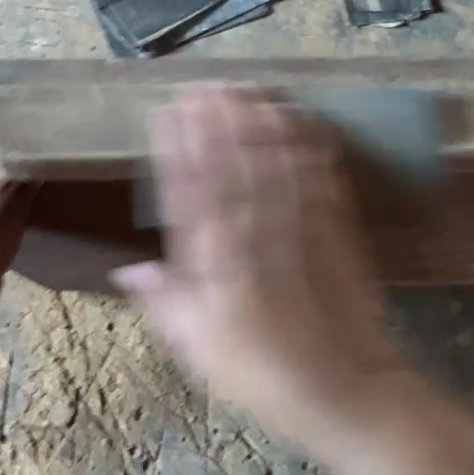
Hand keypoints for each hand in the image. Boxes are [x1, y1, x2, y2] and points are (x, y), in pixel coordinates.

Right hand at [112, 84, 409, 441]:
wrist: (346, 389)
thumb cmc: (262, 373)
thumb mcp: (198, 348)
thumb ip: (164, 302)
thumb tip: (127, 267)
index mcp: (215, 260)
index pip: (190, 187)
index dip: (177, 144)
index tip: (167, 111)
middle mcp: (254, 231)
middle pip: (231, 160)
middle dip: (215, 117)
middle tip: (201, 85)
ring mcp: (297, 223)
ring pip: (272, 157)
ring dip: (256, 117)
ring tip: (241, 87)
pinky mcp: (335, 225)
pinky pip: (317, 172)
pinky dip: (304, 140)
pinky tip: (295, 116)